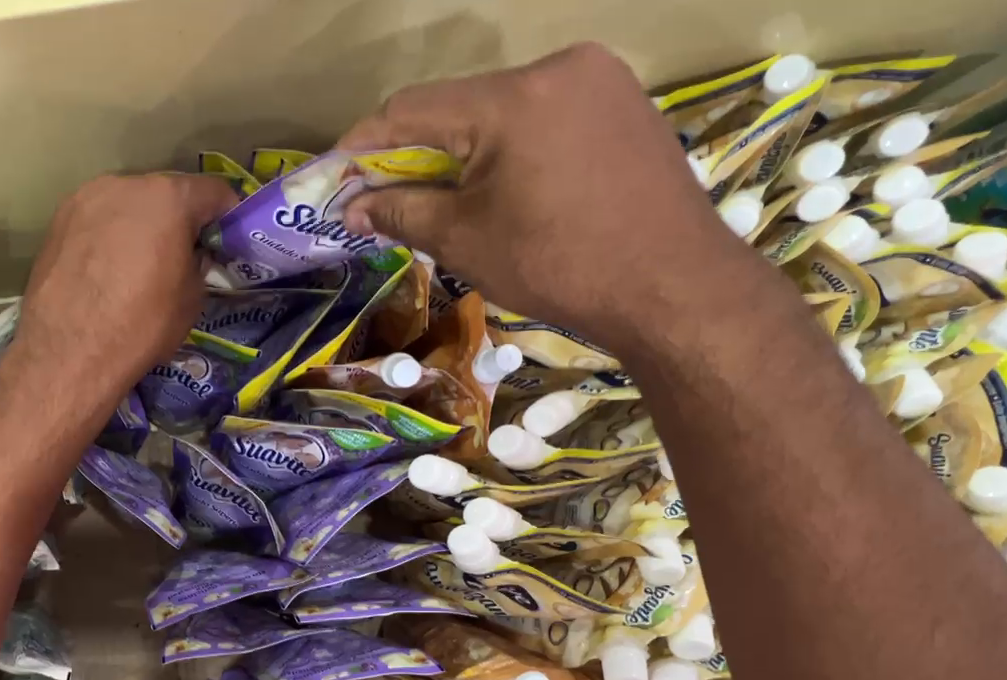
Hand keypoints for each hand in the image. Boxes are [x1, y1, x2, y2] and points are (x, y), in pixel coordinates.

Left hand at [2, 172, 237, 425]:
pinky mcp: (56, 222)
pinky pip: (96, 222)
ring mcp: (85, 199)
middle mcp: (125, 184)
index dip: (226, 217)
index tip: (226, 242)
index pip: (213, 192)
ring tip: (138, 264)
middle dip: (178, 219)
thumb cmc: (141, 326)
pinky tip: (106, 270)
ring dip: (139, 226)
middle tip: (181, 254)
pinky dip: (108, 237)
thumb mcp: (191, 299)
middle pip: (165, 193)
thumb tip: (188, 257)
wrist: (68, 353)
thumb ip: (197, 263)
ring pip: (126, 205)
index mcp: (169, 196)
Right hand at [337, 44, 779, 358]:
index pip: (411, 107)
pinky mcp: (622, 101)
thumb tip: (351, 208)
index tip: (335, 175)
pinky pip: (540, 114)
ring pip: (499, 108)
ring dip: (458, 149)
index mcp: (512, 98)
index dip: (364, 142)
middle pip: (456, 103)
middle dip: (412, 150)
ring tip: (439, 198)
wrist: (671, 284)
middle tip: (382, 195)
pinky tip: (497, 187)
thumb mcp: (464, 240)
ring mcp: (598, 79)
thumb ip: (401, 211)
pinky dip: (505, 146)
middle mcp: (557, 67)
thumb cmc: (557, 264)